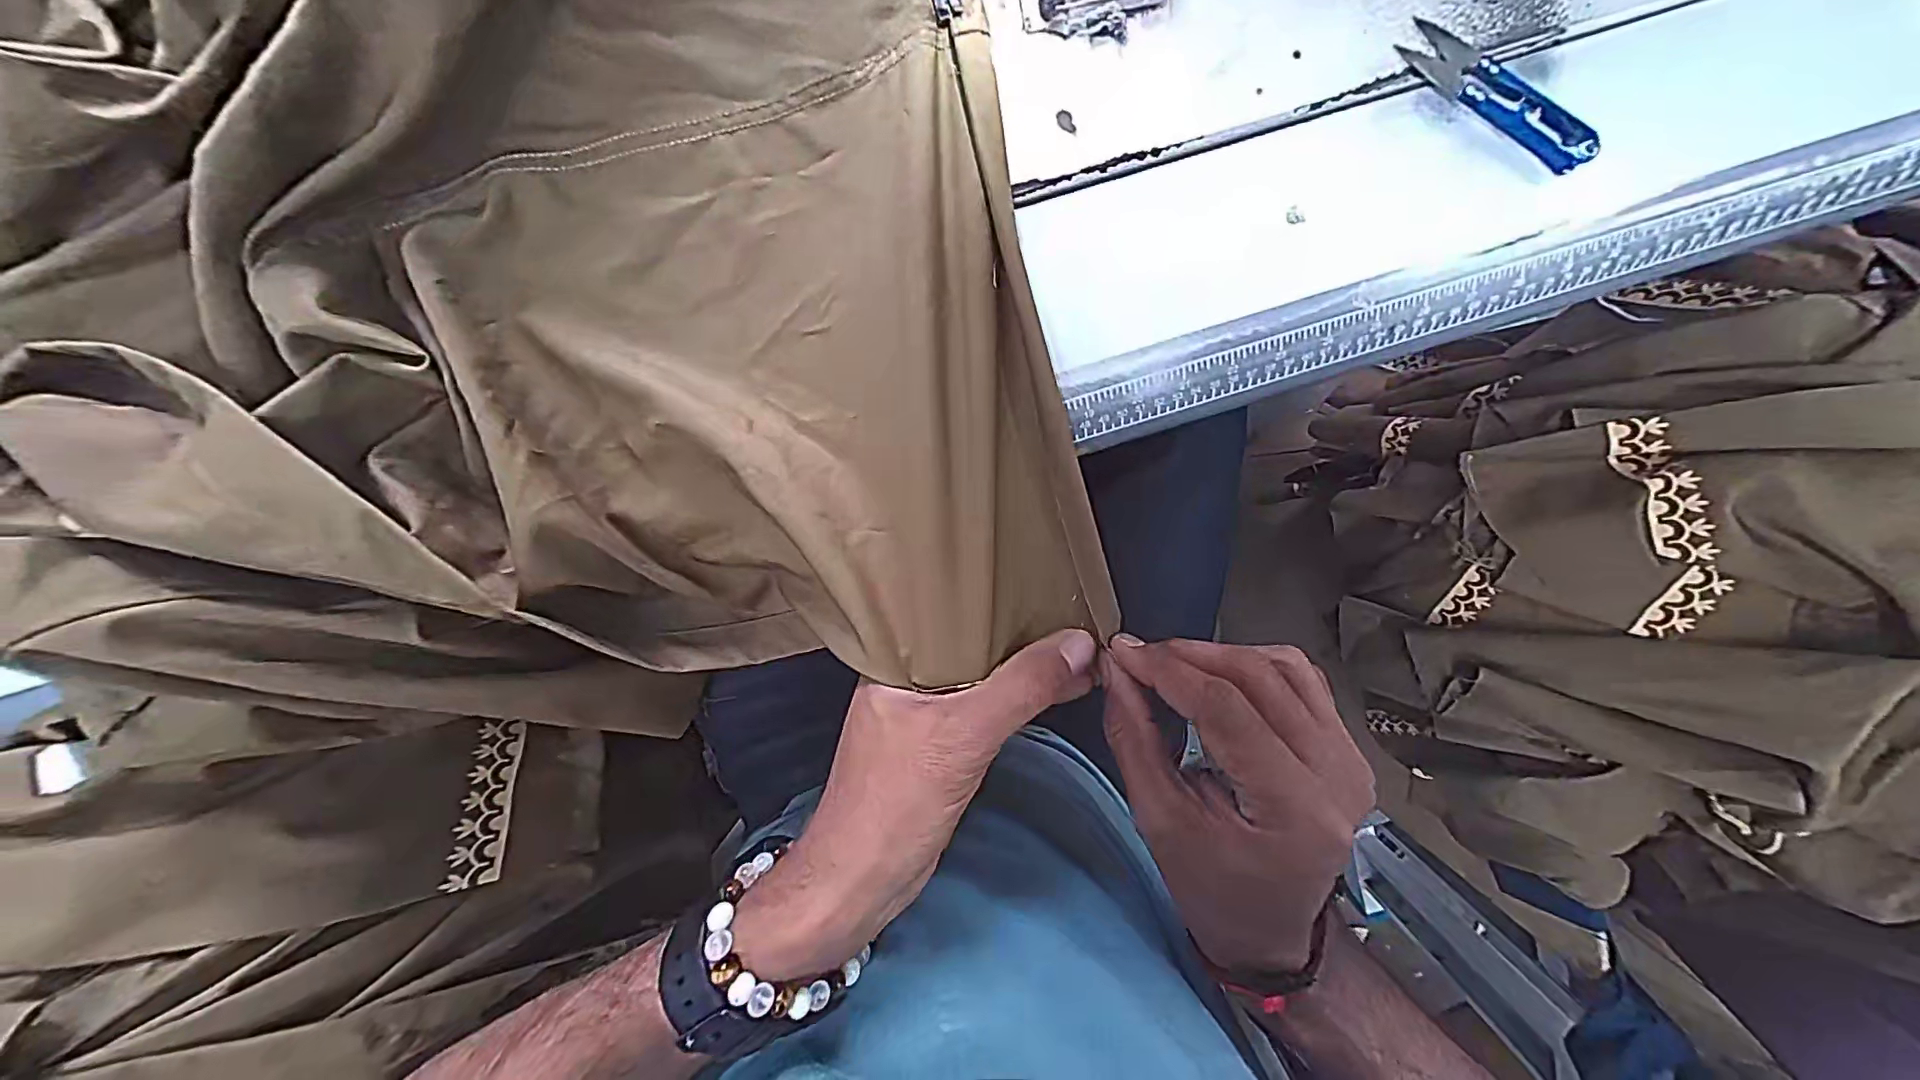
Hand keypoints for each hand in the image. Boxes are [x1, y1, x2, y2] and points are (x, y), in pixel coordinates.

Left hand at [731, 629, 1098, 978]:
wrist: (863, 881)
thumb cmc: (895, 803)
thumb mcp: (964, 735)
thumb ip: (1021, 687)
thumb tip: (1079, 644)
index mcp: (895, 658)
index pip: (949, 608)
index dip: (996, 593)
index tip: (1044, 577)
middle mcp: (906, 676)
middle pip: (970, 639)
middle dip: (1018, 627)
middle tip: (1070, 607)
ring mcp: (922, 709)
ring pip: (981, 672)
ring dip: (1022, 664)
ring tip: (1072, 644)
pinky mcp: (938, 739)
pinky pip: (984, 702)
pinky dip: (1015, 694)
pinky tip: (1047, 686)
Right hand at [1103, 637, 1374, 972]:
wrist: (1271, 930)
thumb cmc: (1214, 891)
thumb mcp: (1159, 820)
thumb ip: (1135, 738)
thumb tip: (1117, 673)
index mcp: (1295, 809)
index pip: (1225, 707)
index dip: (1167, 670)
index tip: (1124, 654)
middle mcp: (1337, 776)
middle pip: (1257, 676)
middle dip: (1187, 656)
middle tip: (1139, 657)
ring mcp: (1350, 759)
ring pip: (1283, 666)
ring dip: (1219, 654)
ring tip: (1174, 666)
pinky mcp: (1347, 748)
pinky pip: (1301, 679)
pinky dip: (1252, 665)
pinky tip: (1218, 676)